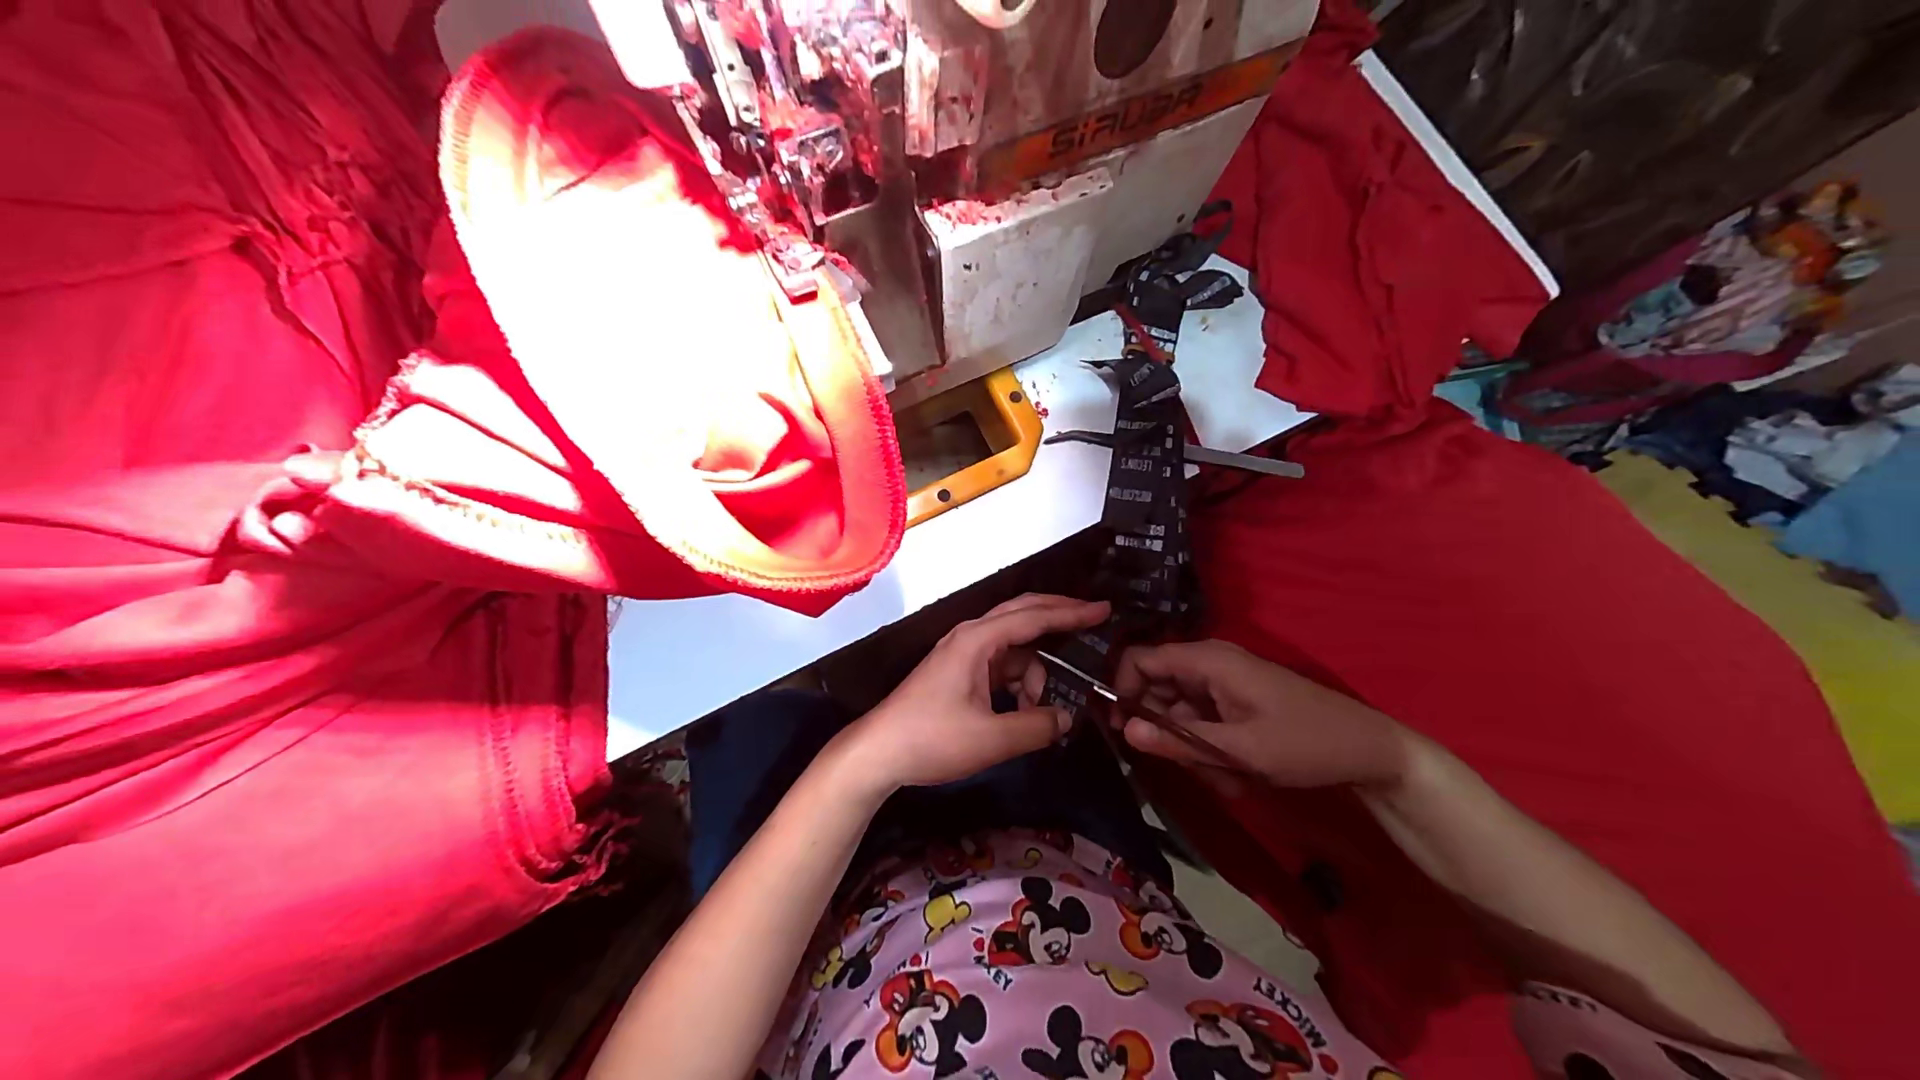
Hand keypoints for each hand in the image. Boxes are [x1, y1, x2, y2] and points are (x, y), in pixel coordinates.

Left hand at [836, 594, 1109, 792]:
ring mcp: (964, 654)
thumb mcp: (992, 738)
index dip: (1071, 614)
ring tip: (1041, 711)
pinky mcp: (960, 672)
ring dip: (1035, 674)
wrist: (879, 752)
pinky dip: (1019, 685)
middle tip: (1094, 622)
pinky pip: (1001, 668)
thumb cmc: (931, 739)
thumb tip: (1066, 719)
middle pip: (1023, 616)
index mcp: (977, 641)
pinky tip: (1025, 711)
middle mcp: (971, 638)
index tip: (1103, 609)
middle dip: (1059, 620)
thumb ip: (1037, 727)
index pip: (1033, 617)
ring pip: (1015, 651)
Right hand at [1111, 640, 1412, 789]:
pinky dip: (1205, 744)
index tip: (1120, 729)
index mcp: (1208, 660)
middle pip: (1155, 684)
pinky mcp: (1234, 698)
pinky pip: (1199, 717)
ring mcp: (1223, 680)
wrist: (1369, 750)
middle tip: (1178, 762)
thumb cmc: (1305, 744)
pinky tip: (1230, 770)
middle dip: (1159, 725)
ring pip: (1176, 706)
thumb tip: (1124, 731)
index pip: (1140, 659)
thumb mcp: (1239, 750)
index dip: (1122, 689)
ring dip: (1185, 741)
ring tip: (1217, 773)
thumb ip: (1179, 740)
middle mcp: (1209, 662)